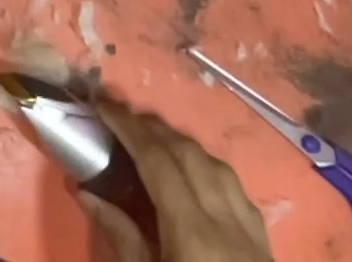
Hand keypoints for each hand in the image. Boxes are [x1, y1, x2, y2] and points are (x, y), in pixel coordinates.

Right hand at [84, 101, 271, 261]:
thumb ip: (121, 236)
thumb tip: (86, 192)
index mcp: (192, 231)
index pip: (157, 160)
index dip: (128, 127)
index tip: (102, 105)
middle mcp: (226, 222)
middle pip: (189, 154)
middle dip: (152, 127)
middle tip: (120, 115)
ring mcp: (251, 234)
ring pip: (217, 166)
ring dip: (183, 143)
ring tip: (153, 136)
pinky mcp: (265, 248)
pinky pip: (237, 191)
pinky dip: (209, 168)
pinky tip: (195, 173)